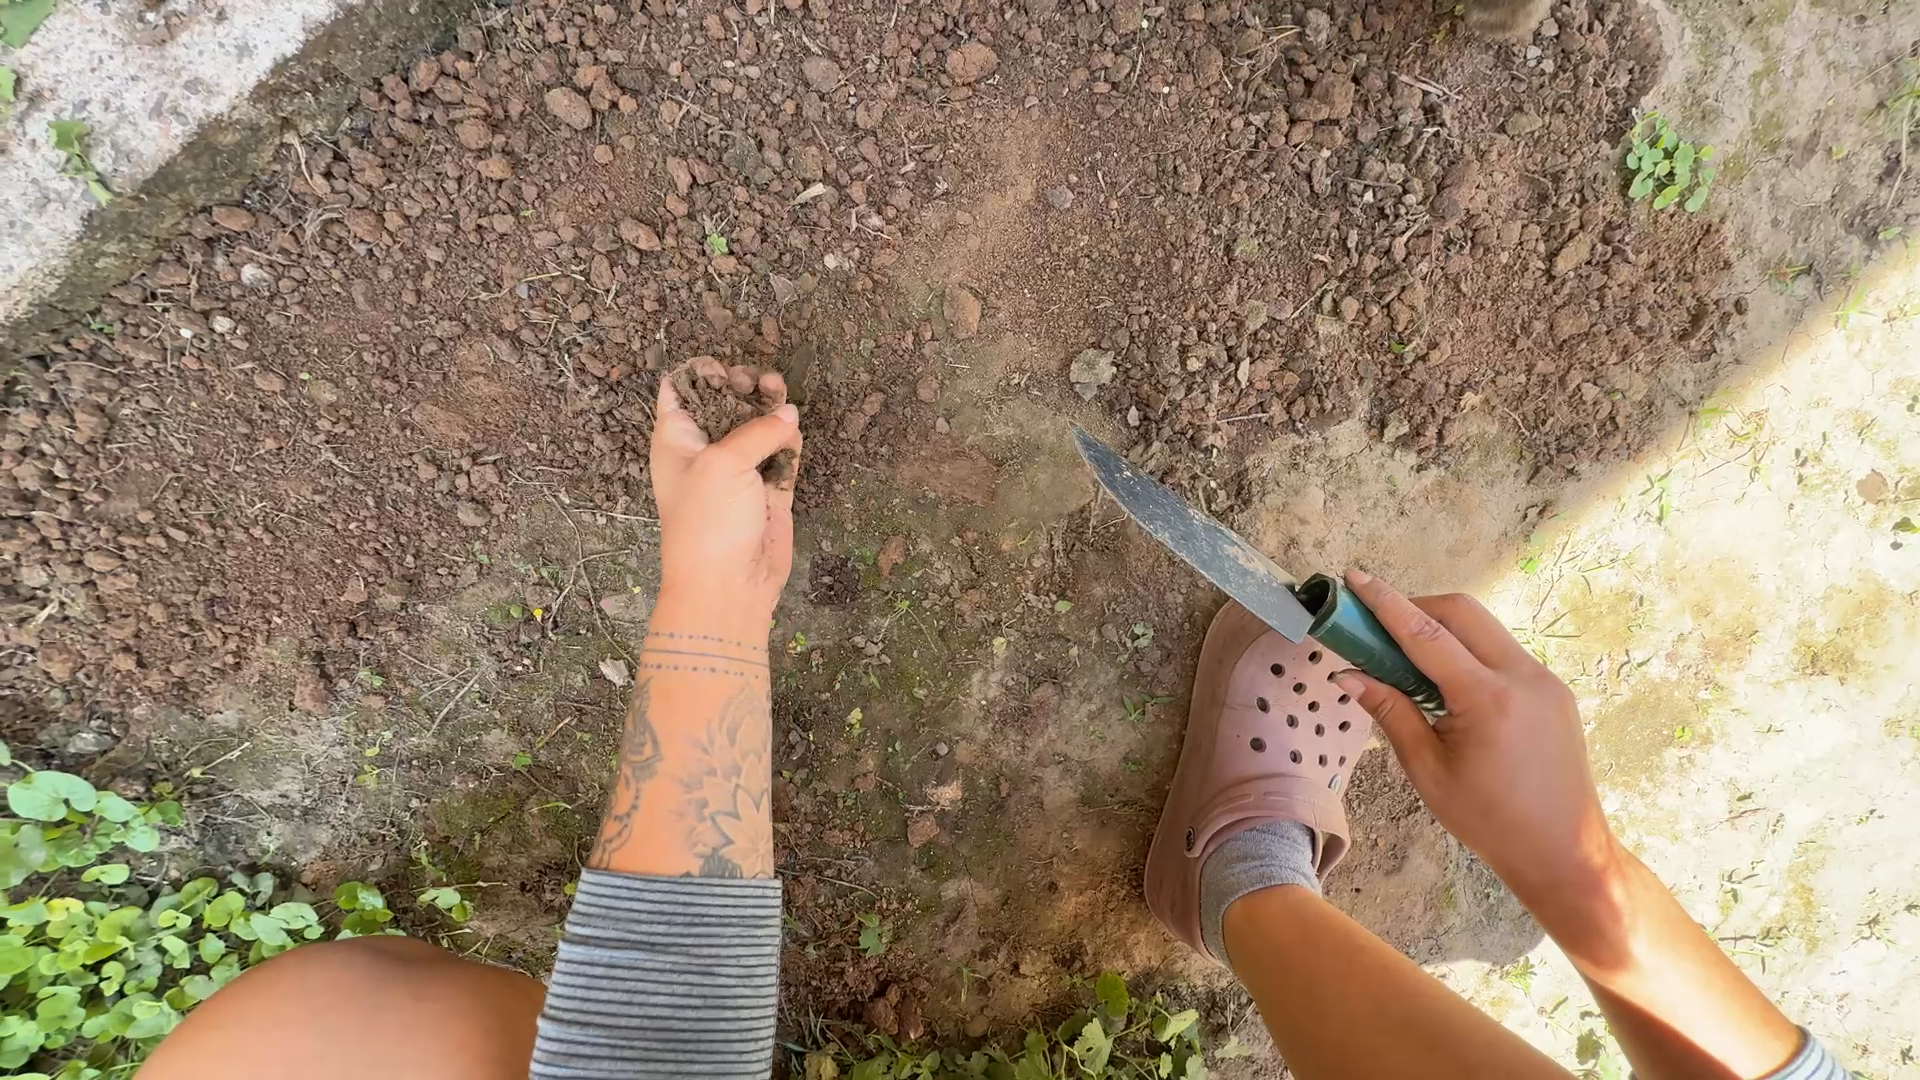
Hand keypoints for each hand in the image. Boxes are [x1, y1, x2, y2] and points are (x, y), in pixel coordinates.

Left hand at [649, 372, 801, 636]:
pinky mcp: (770, 493)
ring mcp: (741, 473)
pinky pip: (782, 456)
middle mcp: (707, 452)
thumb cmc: (708, 519)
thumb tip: (789, 414)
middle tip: (760, 379)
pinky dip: (789, 441)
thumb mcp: (724, 463)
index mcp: (677, 441)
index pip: (680, 394)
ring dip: (771, 409)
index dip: (699, 374)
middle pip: (726, 406)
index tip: (722, 365)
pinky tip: (795, 426)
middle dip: (743, 387)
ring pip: (759, 429)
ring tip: (782, 388)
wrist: (729, 584)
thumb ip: (758, 431)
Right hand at [1330, 571, 1619, 904]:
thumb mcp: (1426, 768)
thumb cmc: (1487, 818)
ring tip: (1405, 653)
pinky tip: (1442, 677)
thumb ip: (1390, 711)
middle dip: (1414, 606)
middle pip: (1461, 611)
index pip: (1425, 633)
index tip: (1356, 578)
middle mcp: (1524, 677)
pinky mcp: (1552, 690)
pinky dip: (1463, 646)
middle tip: (1377, 626)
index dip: (1385, 602)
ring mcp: (1544, 681)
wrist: (1567, 854)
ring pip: (1483, 626)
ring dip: (1439, 625)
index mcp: (1488, 699)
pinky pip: (1498, 649)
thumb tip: (1346, 674)